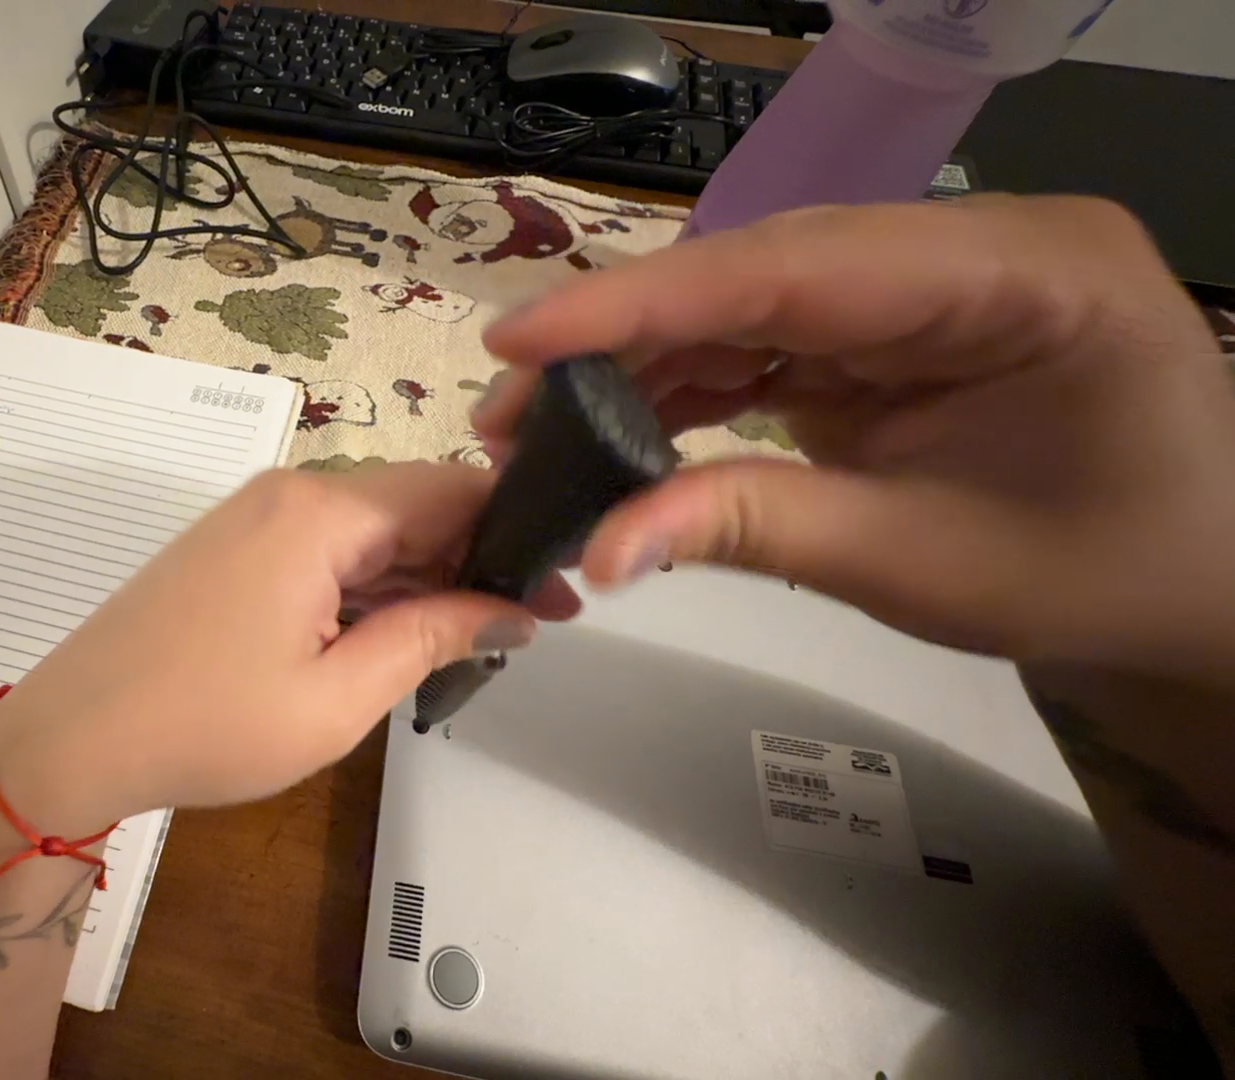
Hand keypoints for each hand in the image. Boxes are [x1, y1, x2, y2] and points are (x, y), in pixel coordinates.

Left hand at [0, 464, 579, 830]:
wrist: (72, 735)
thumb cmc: (206, 725)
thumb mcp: (337, 697)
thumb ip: (431, 637)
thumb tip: (512, 611)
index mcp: (320, 512)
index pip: (451, 488)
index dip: (513, 534)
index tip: (554, 594)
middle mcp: (289, 491)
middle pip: (411, 504)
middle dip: (471, 559)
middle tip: (519, 628)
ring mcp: (255, 513)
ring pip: (370, 528)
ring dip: (420, 576)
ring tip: (466, 638)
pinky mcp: (234, 544)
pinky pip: (325, 546)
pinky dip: (368, 582)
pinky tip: (392, 629)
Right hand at [478, 196, 1234, 686]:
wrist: (1185, 589)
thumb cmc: (1090, 571)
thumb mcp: (914, 559)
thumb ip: (750, 531)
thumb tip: (598, 551)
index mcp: (1010, 276)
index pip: (783, 268)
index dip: (634, 302)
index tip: (516, 340)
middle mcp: (952, 253)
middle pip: (739, 275)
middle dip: (610, 341)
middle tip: (503, 409)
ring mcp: (906, 289)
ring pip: (727, 307)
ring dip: (627, 368)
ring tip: (537, 430)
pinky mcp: (870, 331)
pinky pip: (746, 345)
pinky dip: (671, 390)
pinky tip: (615, 432)